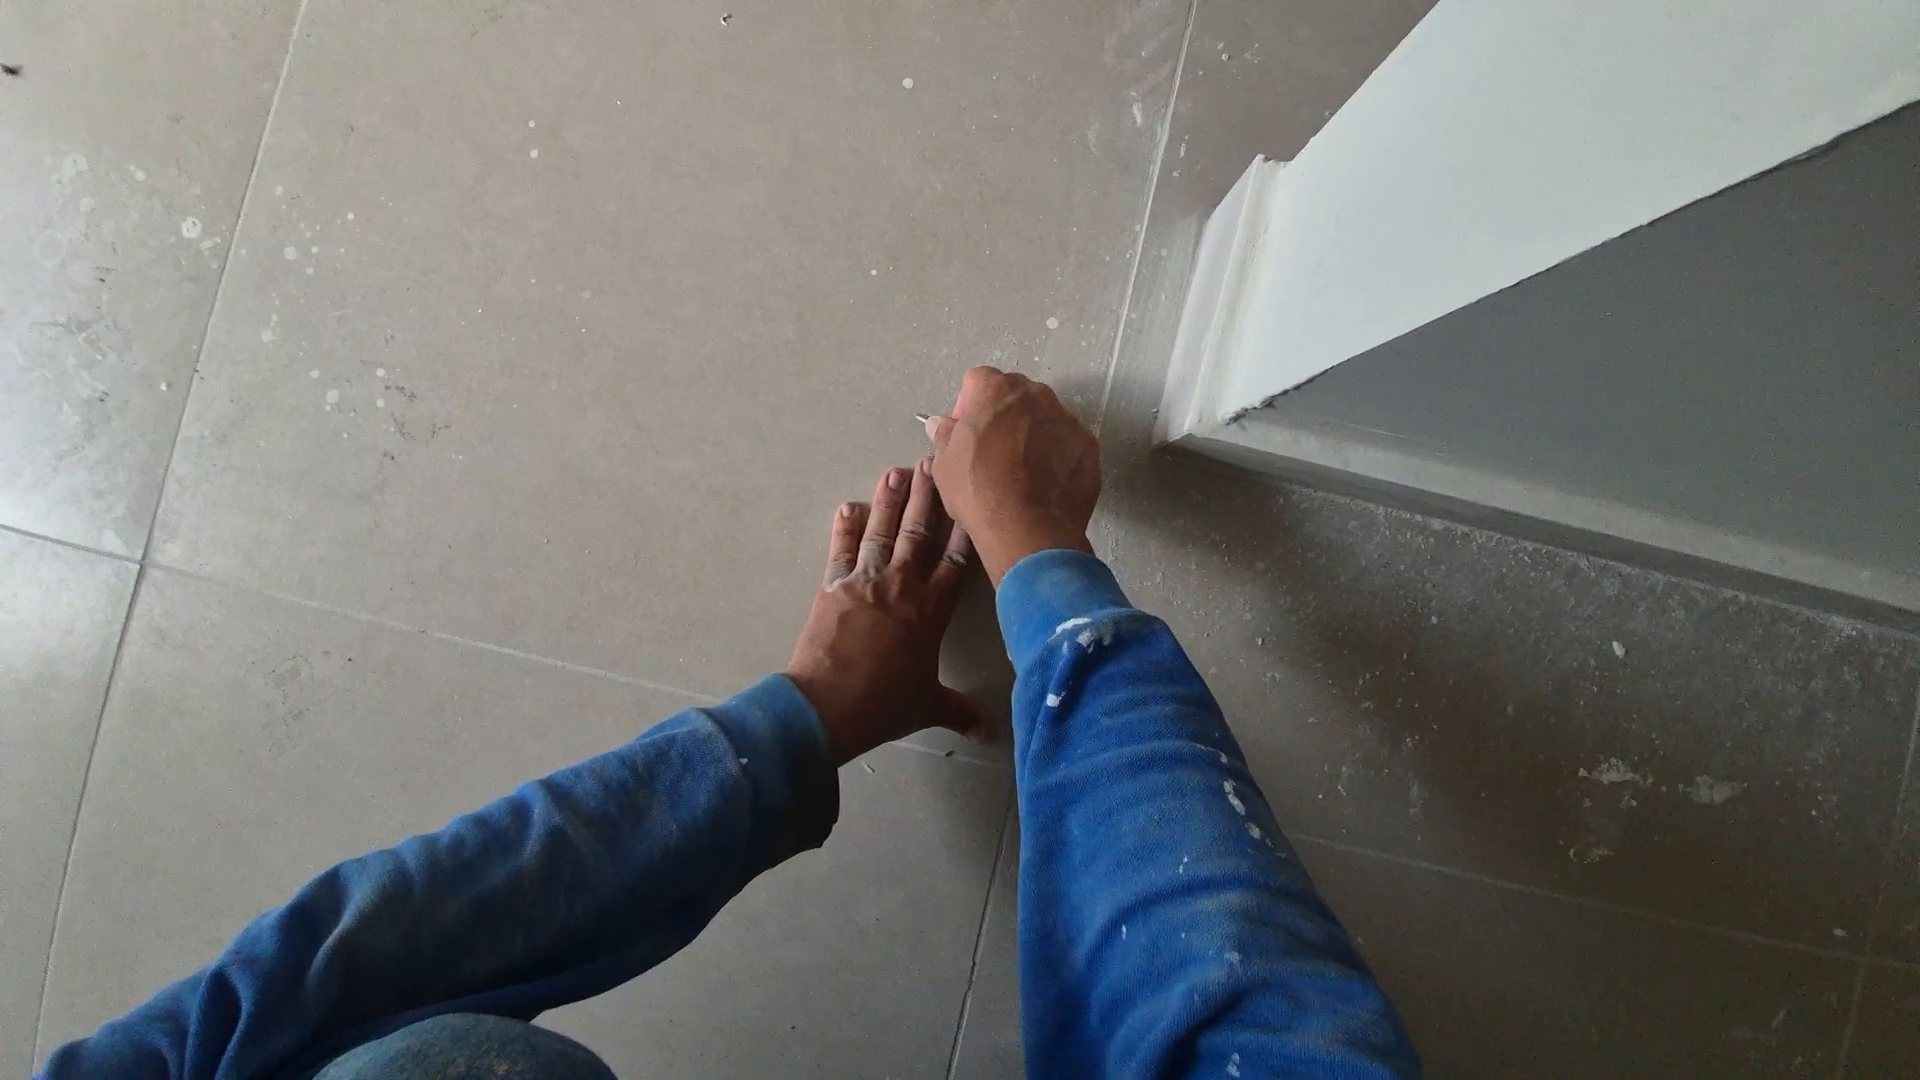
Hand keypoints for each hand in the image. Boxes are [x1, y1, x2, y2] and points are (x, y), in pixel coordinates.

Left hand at [785, 461, 988, 765]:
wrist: (828, 706)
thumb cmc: (884, 704)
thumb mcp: (926, 705)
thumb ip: (958, 710)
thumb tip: (987, 732)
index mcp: (932, 610)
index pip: (956, 560)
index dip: (965, 529)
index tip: (971, 500)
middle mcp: (903, 585)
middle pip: (920, 533)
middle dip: (928, 497)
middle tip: (932, 463)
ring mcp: (866, 581)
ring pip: (883, 532)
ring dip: (890, 500)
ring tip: (896, 471)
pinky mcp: (833, 585)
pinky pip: (841, 550)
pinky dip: (845, 529)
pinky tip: (849, 507)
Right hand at [923, 366, 1101, 585]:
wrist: (1029, 528)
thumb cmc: (978, 491)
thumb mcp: (945, 464)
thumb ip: (945, 435)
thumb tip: (942, 424)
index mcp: (996, 390)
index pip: (978, 381)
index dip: (967, 405)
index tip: (965, 433)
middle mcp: (1036, 394)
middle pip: (1016, 394)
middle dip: (1003, 415)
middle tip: (993, 450)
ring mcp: (1067, 419)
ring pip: (1045, 417)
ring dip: (1032, 434)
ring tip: (1021, 471)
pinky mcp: (1089, 446)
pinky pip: (1067, 443)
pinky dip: (1057, 456)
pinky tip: (1044, 483)